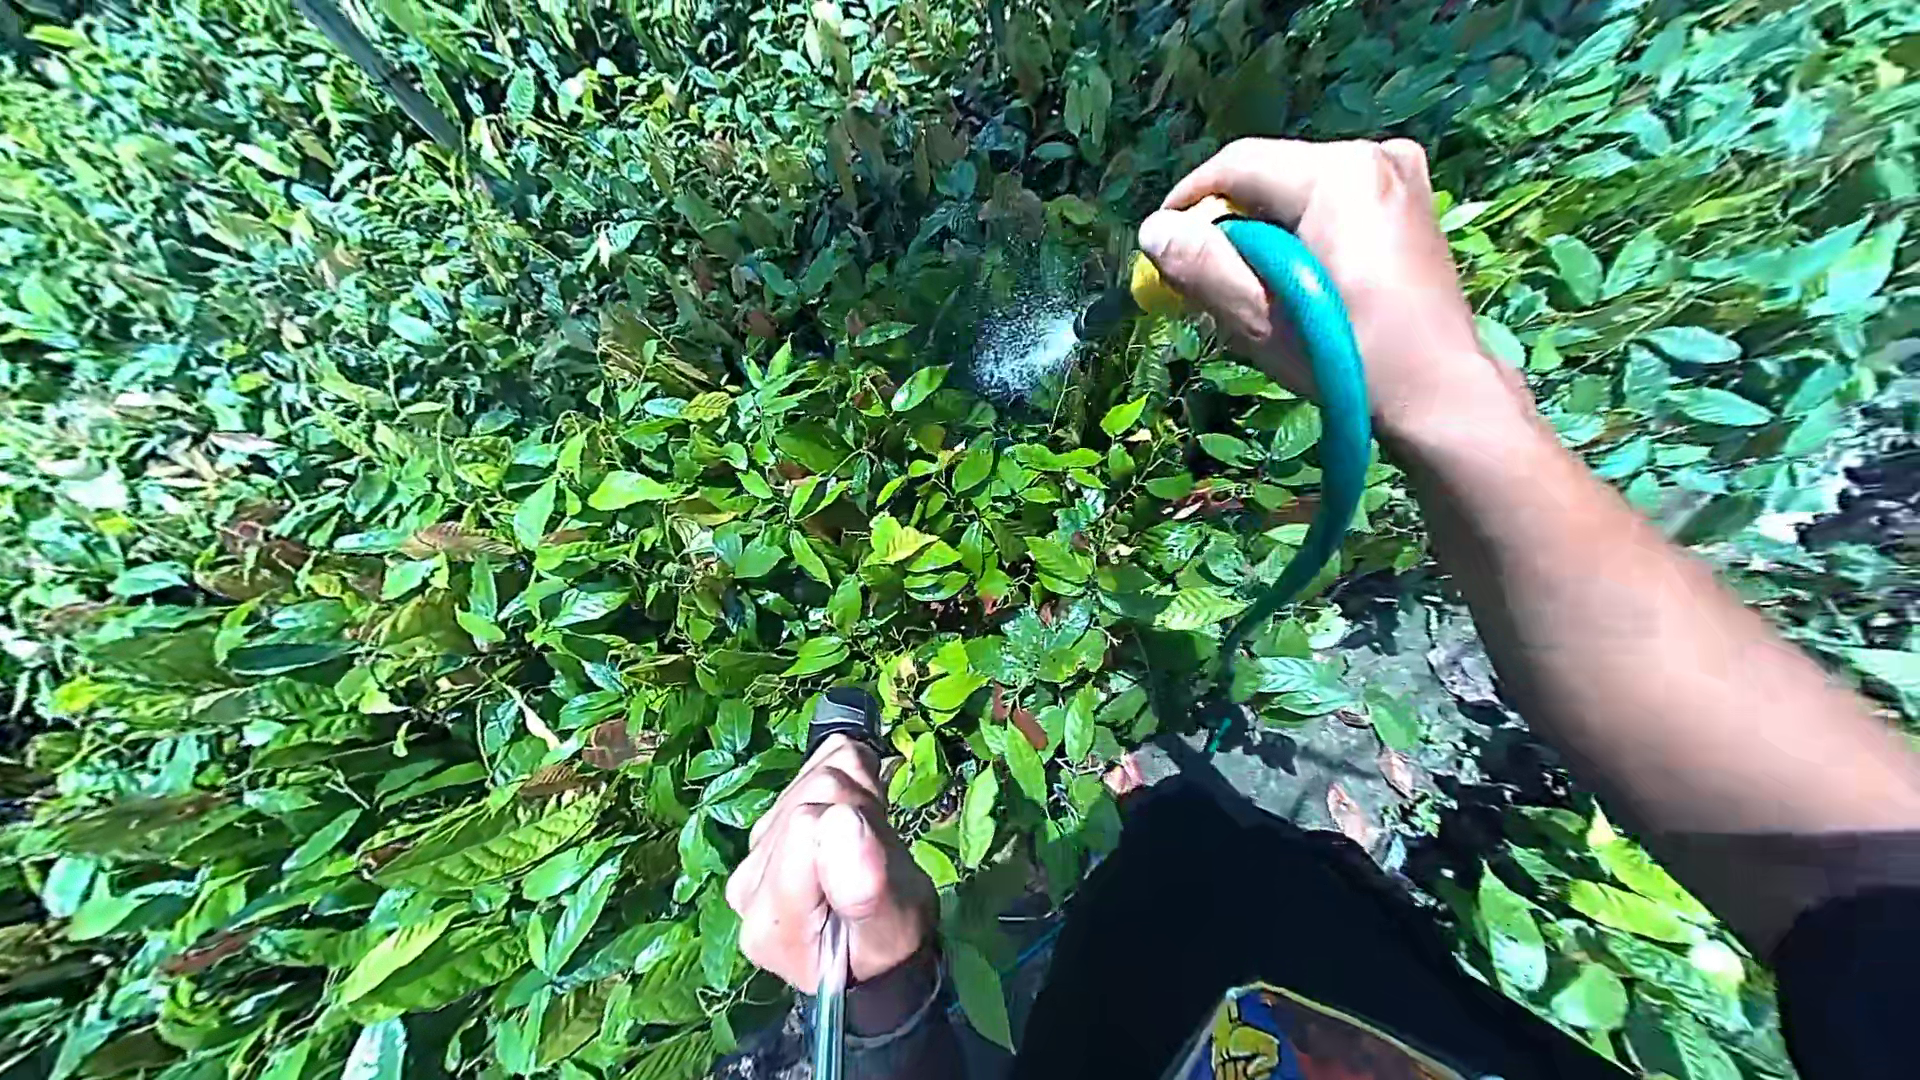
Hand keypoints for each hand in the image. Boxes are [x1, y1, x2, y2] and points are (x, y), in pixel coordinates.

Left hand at [726, 735, 934, 989]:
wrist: (880, 946)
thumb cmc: (887, 943)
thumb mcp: (892, 928)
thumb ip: (865, 885)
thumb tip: (843, 819)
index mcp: (770, 918)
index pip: (808, 822)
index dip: (856, 826)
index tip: (876, 861)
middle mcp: (749, 878)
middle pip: (814, 790)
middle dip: (860, 807)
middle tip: (874, 852)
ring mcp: (759, 842)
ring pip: (820, 770)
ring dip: (860, 793)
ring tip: (866, 840)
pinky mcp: (777, 810)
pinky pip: (825, 756)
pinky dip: (856, 775)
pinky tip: (856, 817)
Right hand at [1138, 138, 1535, 453]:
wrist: (1436, 390)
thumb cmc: (1343, 357)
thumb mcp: (1259, 317)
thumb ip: (1202, 267)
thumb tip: (1152, 230)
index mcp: (1339, 175)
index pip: (1238, 165)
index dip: (1186, 203)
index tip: (1158, 248)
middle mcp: (1374, 156)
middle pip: (1268, 178)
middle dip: (1223, 228)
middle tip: (1198, 282)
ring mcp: (1398, 178)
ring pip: (1294, 196)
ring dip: (1255, 238)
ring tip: (1243, 293)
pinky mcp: (1406, 206)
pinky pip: (1325, 209)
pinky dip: (1291, 240)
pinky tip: (1286, 286)